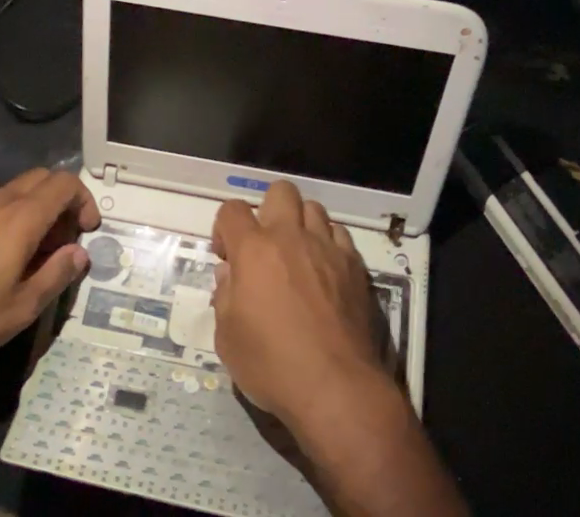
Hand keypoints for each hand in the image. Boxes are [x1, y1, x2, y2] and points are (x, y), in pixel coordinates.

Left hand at [0, 167, 100, 376]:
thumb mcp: (22, 307)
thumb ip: (56, 275)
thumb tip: (79, 255)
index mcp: (22, 217)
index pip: (65, 183)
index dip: (85, 201)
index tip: (87, 232)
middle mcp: (0, 202)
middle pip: (43, 178)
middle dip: (63, 201)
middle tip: (65, 241)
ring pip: (18, 189)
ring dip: (38, 209)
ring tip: (37, 253)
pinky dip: (14, 217)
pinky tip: (5, 257)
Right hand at [210, 181, 391, 429]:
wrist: (336, 387)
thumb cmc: (272, 365)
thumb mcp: (228, 338)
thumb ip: (225, 296)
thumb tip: (230, 275)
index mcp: (254, 250)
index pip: (231, 210)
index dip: (223, 228)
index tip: (226, 257)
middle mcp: (291, 237)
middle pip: (280, 192)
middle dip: (267, 211)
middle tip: (264, 247)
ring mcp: (328, 249)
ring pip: (314, 209)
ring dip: (300, 225)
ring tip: (297, 257)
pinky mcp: (356, 267)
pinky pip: (340, 236)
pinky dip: (328, 244)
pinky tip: (324, 272)